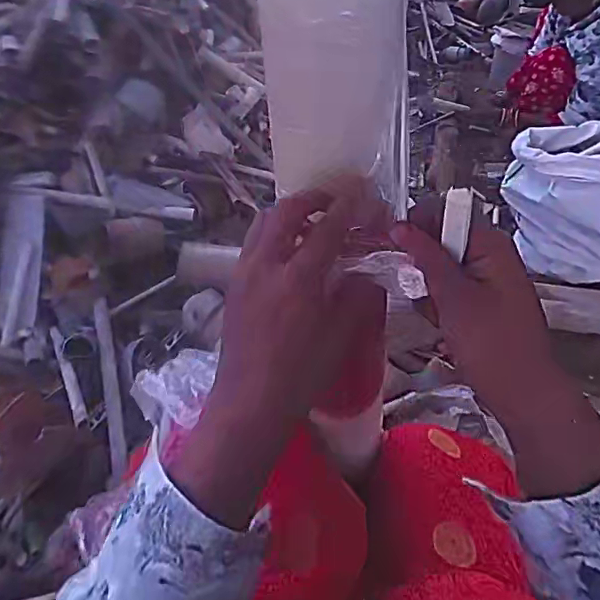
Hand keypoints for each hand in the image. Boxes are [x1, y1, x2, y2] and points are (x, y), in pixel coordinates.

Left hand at [168, 175, 385, 526]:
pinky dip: (272, 233)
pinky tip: (287, 253)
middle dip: (311, 199)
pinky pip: (253, 243)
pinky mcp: (233, 284)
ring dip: (288, 213)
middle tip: (332, 201)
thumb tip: (366, 274)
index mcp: (297, 278)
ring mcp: (244, 272)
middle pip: (285, 211)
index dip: (346, 208)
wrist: (248, 404)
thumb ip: (356, 298)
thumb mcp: (339, 338)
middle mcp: (266, 265)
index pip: (326, 228)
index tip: (361, 195)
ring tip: (309, 223)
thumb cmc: (299, 376)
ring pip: (263, 222)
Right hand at [390, 199, 554, 405]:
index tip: (392, 242)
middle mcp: (493, 255)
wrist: (524, 397)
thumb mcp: (452, 295)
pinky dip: (441, 303)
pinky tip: (441, 324)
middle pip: (443, 240)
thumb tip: (399, 225)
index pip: (446, 213)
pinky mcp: (485, 304)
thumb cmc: (490, 343)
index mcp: (491, 244)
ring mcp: (490, 281)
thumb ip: (425, 255)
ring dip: (430, 287)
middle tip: (414, 285)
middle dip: (423, 262)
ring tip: (433, 312)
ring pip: (444, 268)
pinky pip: (453, 290)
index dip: (417, 223)